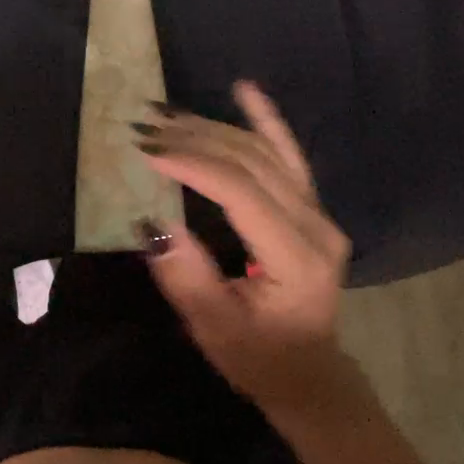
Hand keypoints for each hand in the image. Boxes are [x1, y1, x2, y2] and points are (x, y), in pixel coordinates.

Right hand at [135, 81, 352, 408]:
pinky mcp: (311, 206)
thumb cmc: (258, 356)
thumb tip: (152, 224)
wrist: (309, 373)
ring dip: (213, 128)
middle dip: (194, 140)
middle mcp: (315, 225)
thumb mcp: (215, 328)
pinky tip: (245, 90)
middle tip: (145, 129)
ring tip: (167, 114)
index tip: (146, 151)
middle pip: (251, 163)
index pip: (241, 192)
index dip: (193, 165)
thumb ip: (187, 278)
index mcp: (297, 258)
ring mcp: (318, 212)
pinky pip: (287, 154)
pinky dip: (265, 119)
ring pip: (263, 152)